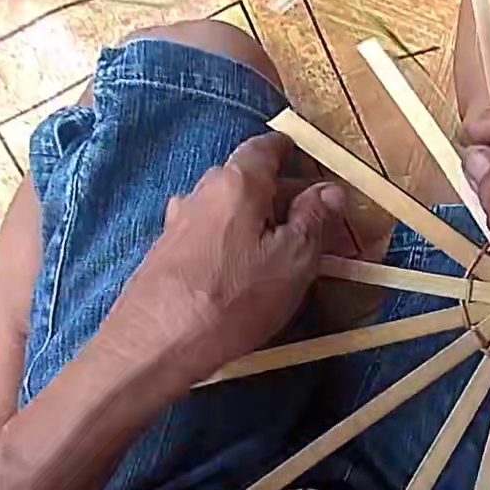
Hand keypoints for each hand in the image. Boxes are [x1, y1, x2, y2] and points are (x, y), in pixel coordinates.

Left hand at [97, 132, 345, 384]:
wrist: (158, 342)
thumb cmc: (235, 299)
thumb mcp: (292, 262)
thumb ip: (314, 221)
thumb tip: (331, 190)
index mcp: (237, 183)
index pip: (266, 148)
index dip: (291, 152)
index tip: (309, 164)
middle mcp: (202, 191)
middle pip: (247, 179)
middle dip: (280, 194)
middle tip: (309, 221)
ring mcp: (178, 221)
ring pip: (227, 209)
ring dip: (254, 220)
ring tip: (277, 251)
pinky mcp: (165, 252)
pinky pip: (209, 233)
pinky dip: (231, 241)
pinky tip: (239, 271)